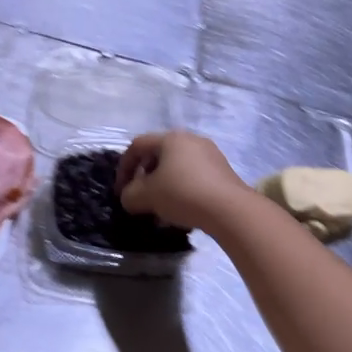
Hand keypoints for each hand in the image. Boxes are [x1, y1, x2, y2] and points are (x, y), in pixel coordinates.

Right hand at [116, 131, 252, 232]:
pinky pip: (194, 177)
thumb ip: (130, 195)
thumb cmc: (182, 194)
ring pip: (177, 168)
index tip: (121, 191)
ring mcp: (210, 155)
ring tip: (161, 210)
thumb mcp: (146, 197)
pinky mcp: (223, 172)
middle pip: (158, 155)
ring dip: (163, 187)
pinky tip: (182, 212)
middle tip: (140, 199)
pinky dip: (182, 190)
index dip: (124, 167)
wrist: (229, 209)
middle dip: (144, 178)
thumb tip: (130, 197)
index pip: (137, 145)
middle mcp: (191, 140)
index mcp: (170, 138)